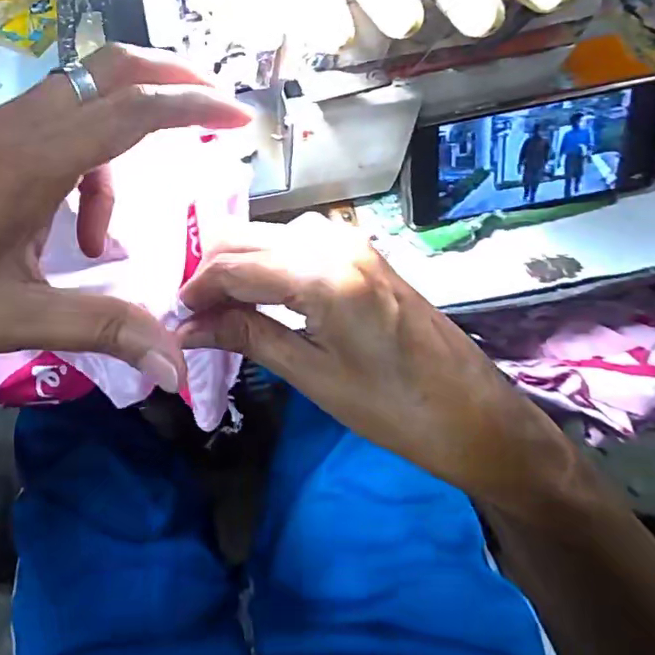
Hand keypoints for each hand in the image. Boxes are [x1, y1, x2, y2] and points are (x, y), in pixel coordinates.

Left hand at [0, 45, 251, 415]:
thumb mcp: (11, 318)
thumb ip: (101, 329)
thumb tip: (177, 368)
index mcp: (31, 161)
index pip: (132, 108)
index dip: (195, 104)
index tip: (239, 116)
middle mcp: (11, 128)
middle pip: (104, 72)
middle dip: (165, 83)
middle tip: (206, 116)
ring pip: (70, 105)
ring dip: (109, 148)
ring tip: (102, 239)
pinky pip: (37, 129)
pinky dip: (70, 161)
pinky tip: (50, 230)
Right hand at [177, 214, 579, 513]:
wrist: (481, 419)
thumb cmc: (398, 410)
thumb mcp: (314, 376)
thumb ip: (247, 336)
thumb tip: (188, 327)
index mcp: (324, 274)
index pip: (234, 264)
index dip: (195, 288)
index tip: (173, 316)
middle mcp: (334, 242)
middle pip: (245, 238)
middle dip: (209, 272)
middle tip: (188, 313)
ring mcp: (350, 241)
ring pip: (266, 236)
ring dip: (235, 266)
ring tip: (215, 308)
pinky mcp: (359, 251)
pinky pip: (292, 244)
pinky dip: (263, 264)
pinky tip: (252, 294)